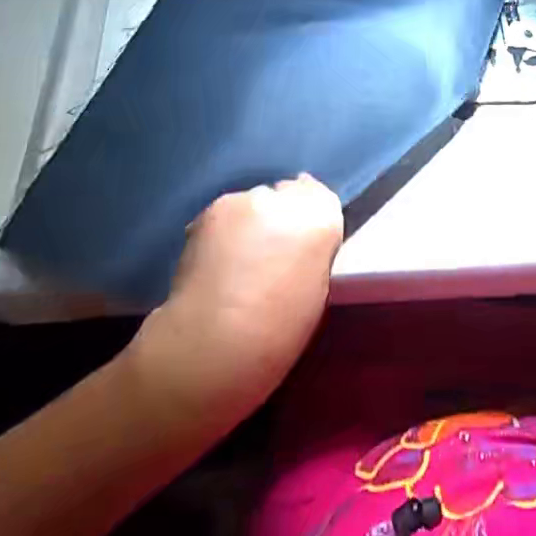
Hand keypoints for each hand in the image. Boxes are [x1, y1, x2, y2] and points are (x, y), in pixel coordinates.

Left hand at [128, 176, 342, 422]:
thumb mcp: (315, 289)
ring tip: (234, 259)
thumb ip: (311, 252)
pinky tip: (213, 258)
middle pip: (287, 193)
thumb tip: (296, 242)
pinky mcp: (215, 207)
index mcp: (322, 223)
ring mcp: (250, 200)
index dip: (308, 215)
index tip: (298, 235)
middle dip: (278, 216)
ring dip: (249, 223)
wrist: (216, 342)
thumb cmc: (277, 334)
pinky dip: (222, 230)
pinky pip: (226, 213)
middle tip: (265, 251)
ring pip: (254, 202)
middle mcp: (288, 200)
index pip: (322, 198)